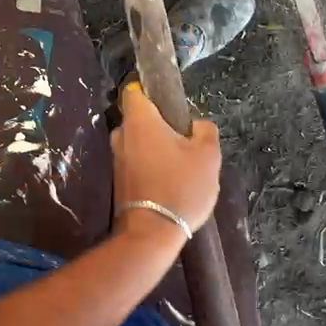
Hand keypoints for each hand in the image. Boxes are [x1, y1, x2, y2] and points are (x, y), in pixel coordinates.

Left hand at [110, 82, 220, 239]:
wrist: (152, 235)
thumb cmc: (180, 187)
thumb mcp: (207, 155)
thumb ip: (205, 130)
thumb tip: (196, 125)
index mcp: (140, 120)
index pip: (135, 90)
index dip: (151, 89)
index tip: (171, 101)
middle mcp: (122, 135)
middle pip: (140, 117)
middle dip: (160, 123)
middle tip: (185, 137)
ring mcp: (117, 160)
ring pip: (139, 141)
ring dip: (156, 146)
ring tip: (181, 163)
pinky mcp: (119, 181)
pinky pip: (137, 161)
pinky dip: (151, 165)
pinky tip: (170, 180)